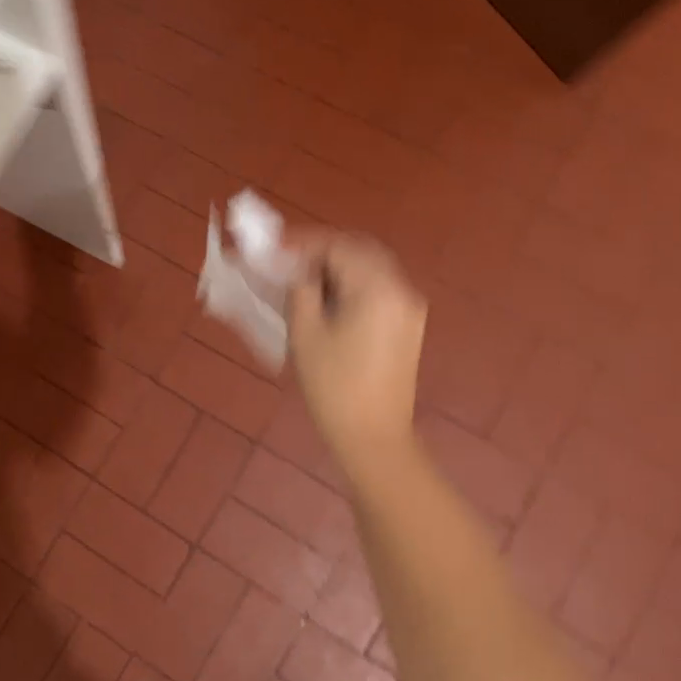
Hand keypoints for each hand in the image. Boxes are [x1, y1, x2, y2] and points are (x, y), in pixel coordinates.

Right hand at [287, 234, 428, 475]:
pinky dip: (350, 285)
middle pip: (358, 251)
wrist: (373, 436)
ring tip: (299, 282)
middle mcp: (400, 289)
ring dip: (334, 268)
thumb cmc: (333, 385)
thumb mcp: (305, 332)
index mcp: (377, 287)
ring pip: (368, 269)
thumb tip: (294, 267)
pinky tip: (324, 301)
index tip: (271, 251)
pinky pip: (377, 289)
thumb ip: (300, 288)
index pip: (337, 246)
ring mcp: (408, 308)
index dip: (302, 245)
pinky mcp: (407, 326)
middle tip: (285, 262)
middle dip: (320, 252)